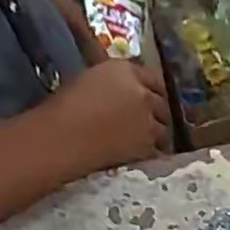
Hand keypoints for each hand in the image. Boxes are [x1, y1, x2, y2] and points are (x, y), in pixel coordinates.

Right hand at [46, 59, 171, 171]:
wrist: (65, 137)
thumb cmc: (66, 107)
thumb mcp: (89, 79)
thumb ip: (111, 82)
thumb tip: (115, 90)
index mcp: (126, 71)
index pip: (151, 77)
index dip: (150, 89)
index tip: (148, 98)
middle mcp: (142, 93)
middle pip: (162, 103)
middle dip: (158, 113)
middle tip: (151, 123)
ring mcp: (147, 122)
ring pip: (164, 129)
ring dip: (159, 135)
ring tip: (150, 143)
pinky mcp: (146, 147)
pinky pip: (158, 151)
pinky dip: (155, 154)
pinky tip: (147, 158)